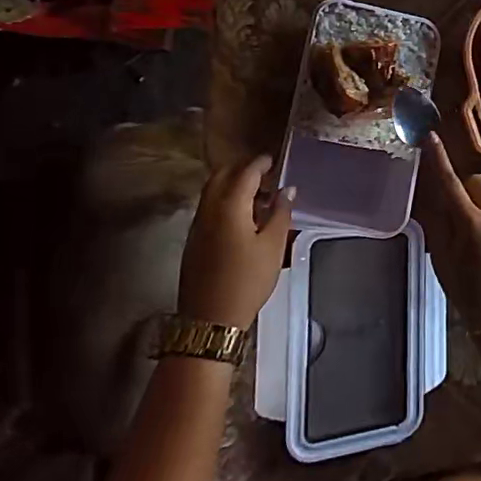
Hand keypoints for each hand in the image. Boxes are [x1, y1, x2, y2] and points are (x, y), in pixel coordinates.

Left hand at [177, 154, 293, 326]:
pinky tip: (243, 217)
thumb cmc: (247, 280)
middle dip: (242, 168)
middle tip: (265, 173)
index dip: (260, 163)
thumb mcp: (273, 246)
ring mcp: (197, 226)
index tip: (274, 159)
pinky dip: (225, 201)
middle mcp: (208, 210)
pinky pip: (209, 208)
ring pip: (212, 192)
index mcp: (229, 207)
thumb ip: (281, 213)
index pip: (244, 173)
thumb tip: (287, 190)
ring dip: (232, 185)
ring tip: (258, 195)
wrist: (210, 320)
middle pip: (221, 176)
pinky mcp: (194, 241)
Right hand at [419, 134, 480, 325]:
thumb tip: (430, 192)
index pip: (451, 183)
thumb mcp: (442, 255)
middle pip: (476, 183)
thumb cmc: (464, 287)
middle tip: (456, 213)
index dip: (439, 159)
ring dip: (479, 204)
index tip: (430, 137)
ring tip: (474, 233)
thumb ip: (437, 220)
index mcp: (472, 224)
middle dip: (464, 189)